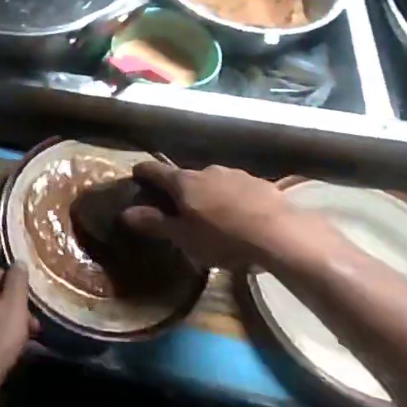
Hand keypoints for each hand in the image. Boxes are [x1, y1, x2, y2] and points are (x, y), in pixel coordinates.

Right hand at [122, 163, 341, 270]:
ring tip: (212, 215)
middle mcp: (207, 171)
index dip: (144, 171)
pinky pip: (238, 189)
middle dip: (180, 188)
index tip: (137, 173)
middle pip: (186, 176)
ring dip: (209, 193)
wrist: (280, 234)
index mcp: (183, 182)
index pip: (156, 170)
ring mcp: (236, 175)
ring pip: (214, 182)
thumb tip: (125, 213)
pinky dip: (233, 199)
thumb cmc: (222, 237)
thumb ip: (154, 223)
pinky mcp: (261, 184)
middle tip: (179, 207)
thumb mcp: (183, 236)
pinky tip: (240, 217)